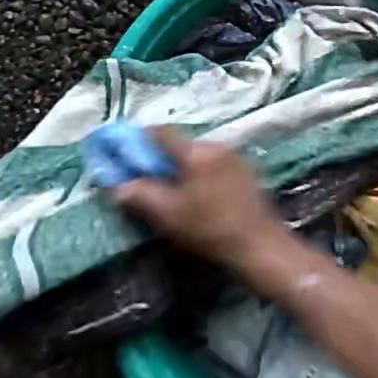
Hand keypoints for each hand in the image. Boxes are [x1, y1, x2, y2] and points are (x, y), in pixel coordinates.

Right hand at [112, 128, 288, 267]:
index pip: (160, 132)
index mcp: (195, 151)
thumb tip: (118, 184)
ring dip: (181, 166)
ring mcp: (234, 156)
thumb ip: (139, 195)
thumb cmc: (210, 228)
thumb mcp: (168, 215)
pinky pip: (213, 163)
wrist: (259, 245)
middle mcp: (215, 145)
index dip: (139, 139)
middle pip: (179, 143)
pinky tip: (199, 196)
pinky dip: (200, 173)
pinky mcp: (245, 171)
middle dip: (160, 157)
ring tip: (173, 191)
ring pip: (197, 154)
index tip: (127, 154)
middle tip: (148, 179)